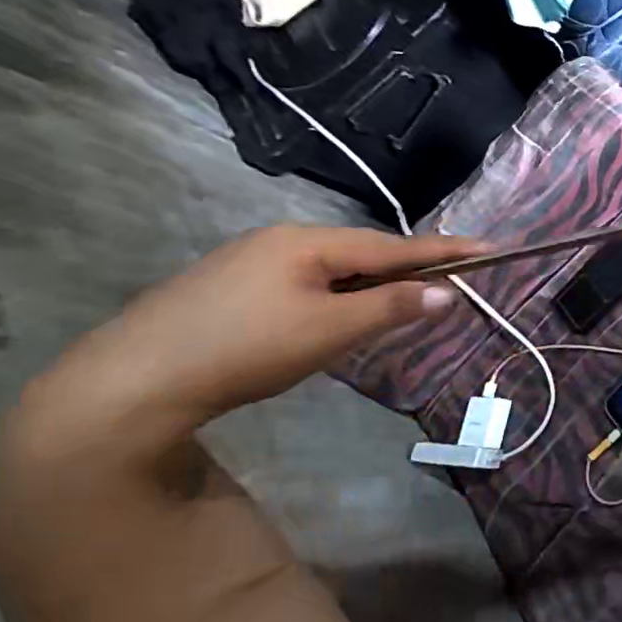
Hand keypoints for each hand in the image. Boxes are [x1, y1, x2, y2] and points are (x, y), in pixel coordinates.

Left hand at [28, 226, 486, 434]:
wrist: (131, 382)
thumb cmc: (245, 349)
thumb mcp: (330, 330)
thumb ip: (391, 307)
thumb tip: (447, 292)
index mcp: (307, 242)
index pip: (392, 245)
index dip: (444, 249)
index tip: (489, 247)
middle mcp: (279, 240)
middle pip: (361, 253)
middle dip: (406, 269)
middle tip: (446, 285)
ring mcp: (249, 262)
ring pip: (331, 270)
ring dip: (370, 287)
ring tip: (398, 305)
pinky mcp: (229, 288)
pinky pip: (303, 283)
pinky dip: (336, 297)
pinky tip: (333, 318)